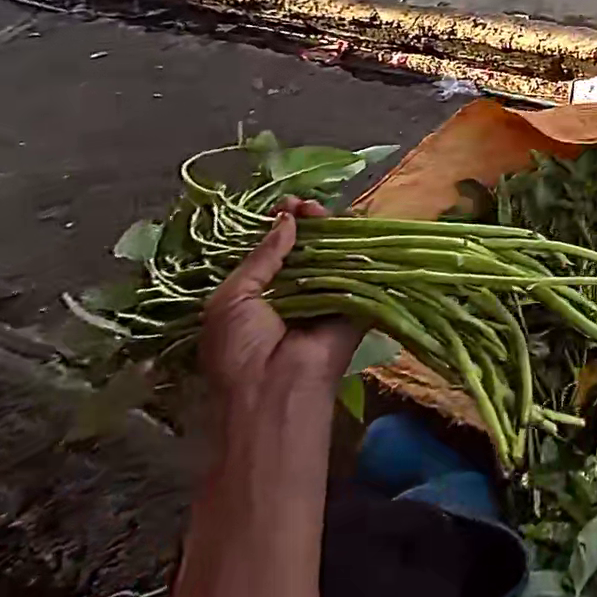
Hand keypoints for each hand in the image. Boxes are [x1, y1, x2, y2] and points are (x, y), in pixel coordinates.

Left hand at [201, 196, 363, 410]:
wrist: (275, 391)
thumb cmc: (240, 349)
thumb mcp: (232, 298)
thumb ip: (261, 257)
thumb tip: (287, 219)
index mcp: (262, 292)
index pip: (278, 248)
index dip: (283, 224)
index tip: (288, 205)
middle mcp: (298, 291)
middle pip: (310, 247)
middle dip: (310, 223)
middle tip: (309, 205)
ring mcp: (330, 296)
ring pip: (337, 255)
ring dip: (336, 231)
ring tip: (329, 212)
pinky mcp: (358, 305)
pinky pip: (363, 273)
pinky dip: (364, 250)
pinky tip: (361, 226)